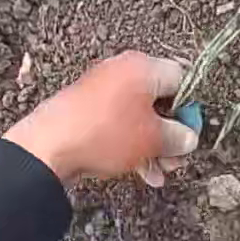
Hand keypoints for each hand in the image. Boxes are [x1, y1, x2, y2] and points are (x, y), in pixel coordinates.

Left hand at [4, 52, 199, 184]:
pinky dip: (135, 146)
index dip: (191, 109)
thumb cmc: (106, 134)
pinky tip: (144, 173)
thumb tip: (189, 138)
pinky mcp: (90, 110)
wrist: (49, 147)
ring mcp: (104, 90)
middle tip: (177, 159)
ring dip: (155, 145)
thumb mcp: (153, 139)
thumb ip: (178, 137)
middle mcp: (124, 71)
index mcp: (143, 67)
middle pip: (162, 100)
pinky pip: (122, 125)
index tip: (191, 135)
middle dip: (173, 133)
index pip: (183, 78)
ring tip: (162, 172)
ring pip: (142, 117)